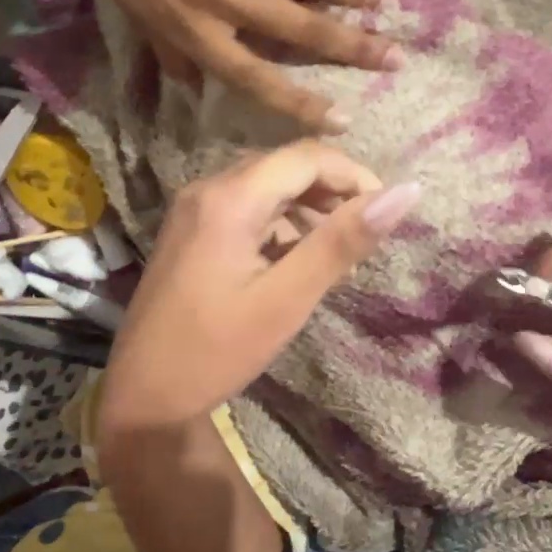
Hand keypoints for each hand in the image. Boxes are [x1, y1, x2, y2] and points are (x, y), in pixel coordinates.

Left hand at [0, 0, 400, 131]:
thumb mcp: (134, 15)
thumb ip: (173, 53)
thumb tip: (198, 90)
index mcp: (195, 30)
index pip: (259, 80)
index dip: (303, 104)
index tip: (343, 119)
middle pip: (300, 29)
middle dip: (352, 48)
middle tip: (394, 58)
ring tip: (388, 7)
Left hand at [97, 142, 420, 443]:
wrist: (144, 394)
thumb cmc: (218, 350)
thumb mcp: (287, 298)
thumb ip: (342, 242)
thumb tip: (407, 193)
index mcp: (229, 198)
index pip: (306, 157)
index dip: (354, 175)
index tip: (387, 211)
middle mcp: (207, 189)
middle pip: (284, 167)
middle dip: (332, 192)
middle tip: (365, 235)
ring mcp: (193, 210)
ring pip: (266, 188)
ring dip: (308, 210)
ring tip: (338, 253)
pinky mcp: (190, 233)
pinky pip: (245, 210)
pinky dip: (280, 225)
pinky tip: (297, 262)